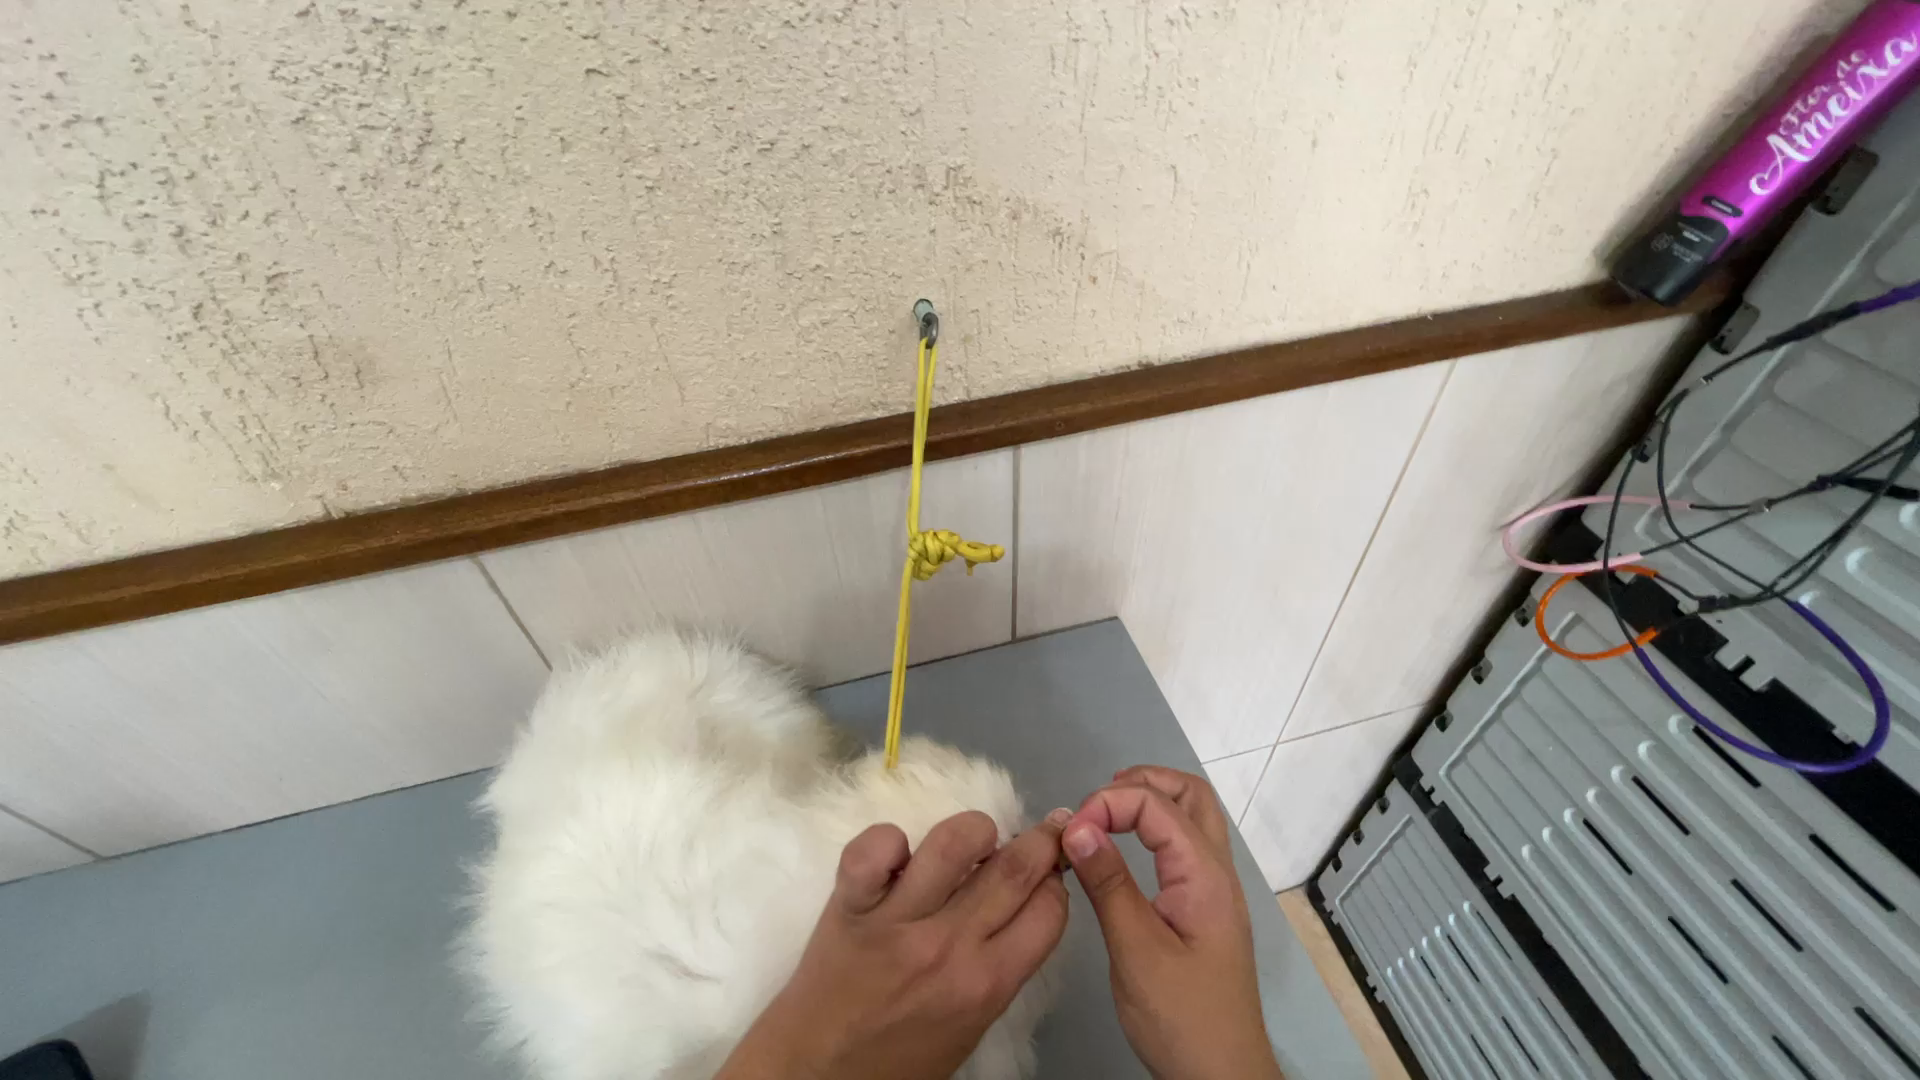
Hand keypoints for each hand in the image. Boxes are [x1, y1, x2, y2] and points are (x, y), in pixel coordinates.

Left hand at [716, 808, 1071, 1079]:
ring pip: (954, 841)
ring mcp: (897, 921)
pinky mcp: (850, 903)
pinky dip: (888, 837)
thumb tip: (1029, 894)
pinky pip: (874, 846)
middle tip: (1042, 828)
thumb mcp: (973, 1021)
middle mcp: (948, 947)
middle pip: (1015, 868)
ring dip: (976, 829)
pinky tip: (897, 853)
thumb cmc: (902, 1054)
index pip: (1048, 910)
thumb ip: (1003, 961)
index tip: (1051, 867)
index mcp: (986, 984)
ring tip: (973, 840)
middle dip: (1040, 839)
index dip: (1056, 880)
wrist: (818, 1076)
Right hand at [1063, 766, 1284, 1079]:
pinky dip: (1154, 826)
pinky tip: (1126, 843)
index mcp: (1204, 874)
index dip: (1109, 803)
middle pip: (1191, 794)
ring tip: (1107, 812)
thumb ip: (1108, 883)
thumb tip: (1077, 825)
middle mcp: (1216, 871)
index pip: (1158, 804)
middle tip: (1097, 800)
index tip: (1072, 833)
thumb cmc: (1181, 1017)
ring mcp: (1214, 888)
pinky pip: (1185, 843)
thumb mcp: (1136, 951)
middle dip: (1142, 781)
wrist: (1223, 1078)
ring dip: (1152, 799)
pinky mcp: (1204, 906)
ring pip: (1193, 816)